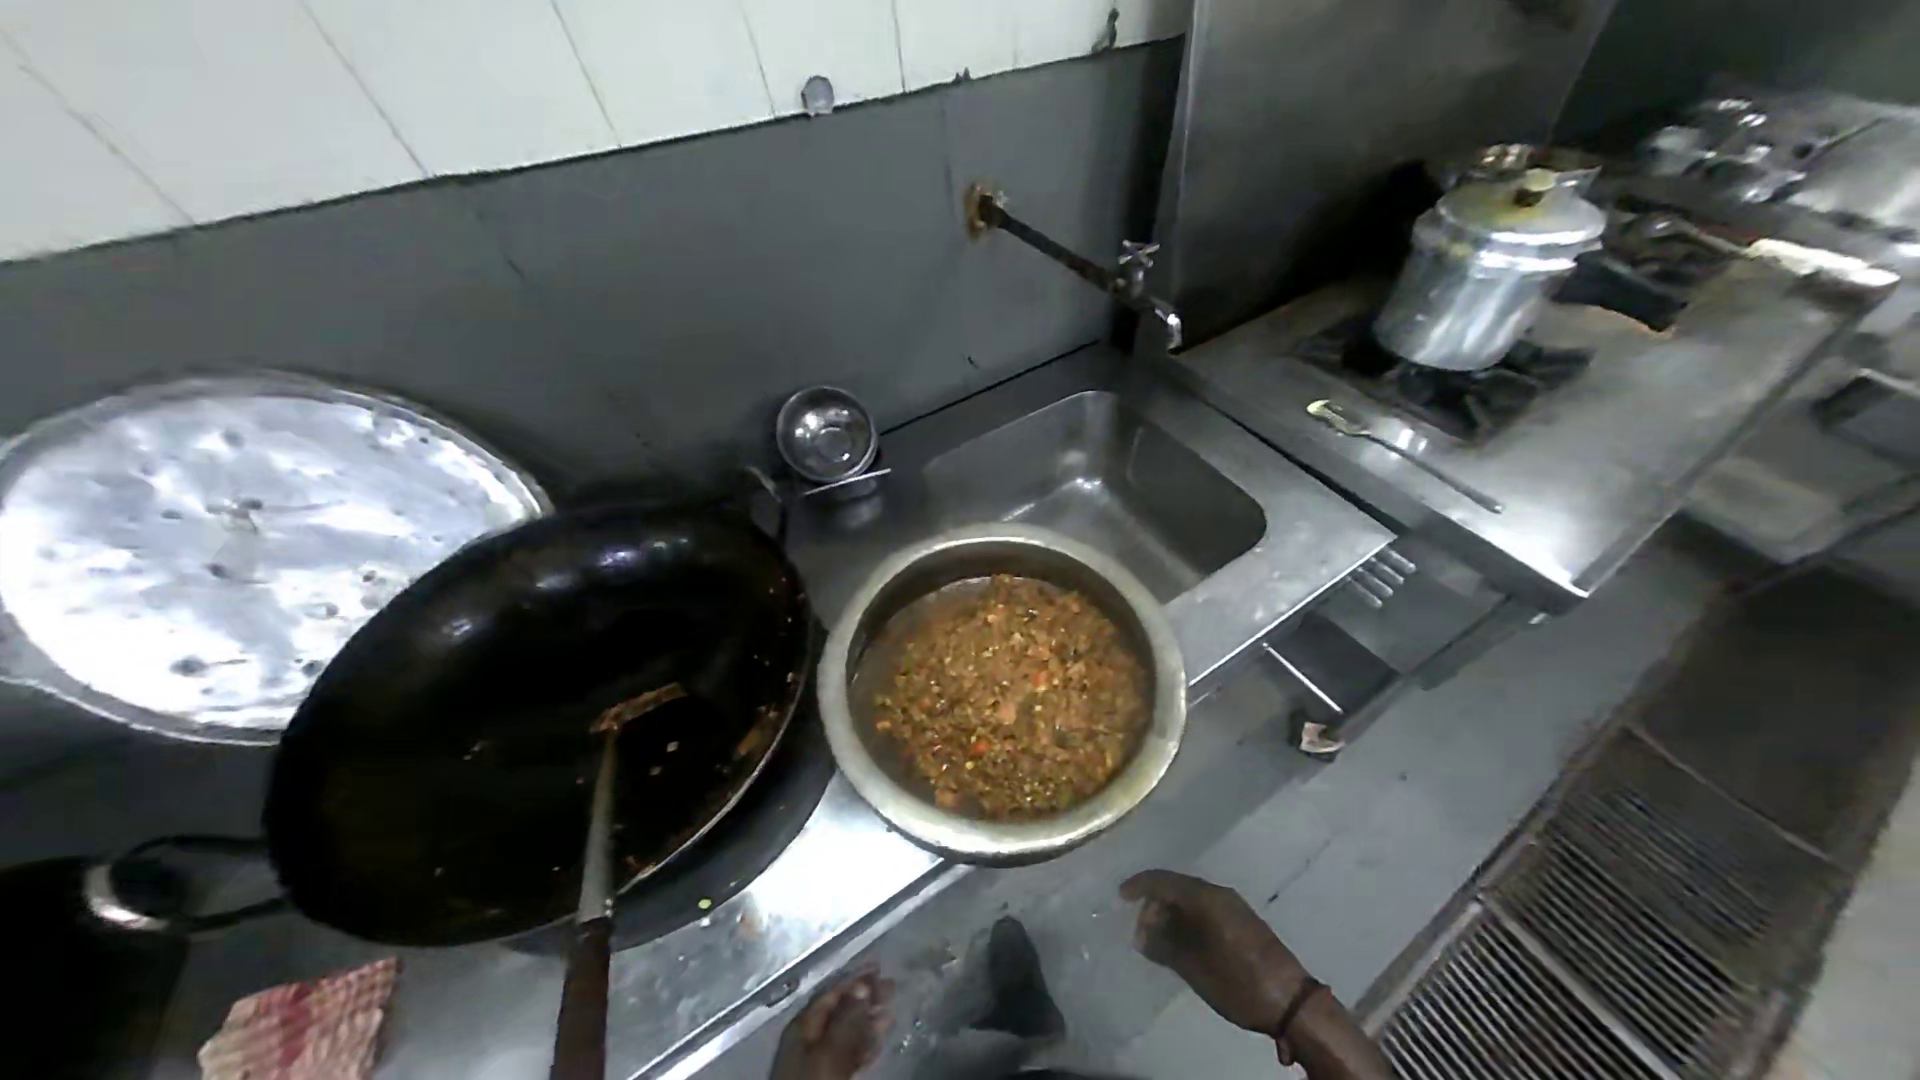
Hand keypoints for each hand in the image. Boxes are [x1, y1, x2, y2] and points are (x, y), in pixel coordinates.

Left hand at [770, 970, 894, 1079]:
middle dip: (866, 997)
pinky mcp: (825, 1079)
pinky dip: (863, 1045)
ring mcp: (815, 1060)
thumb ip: (847, 1017)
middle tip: (892, 988)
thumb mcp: (830, 1051)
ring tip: (891, 1013)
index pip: (832, 991)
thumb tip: (863, 983)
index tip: (881, 966)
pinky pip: (846, 1054)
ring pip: (845, 1032)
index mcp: (803, 1025)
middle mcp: (807, 1038)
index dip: (856, 977)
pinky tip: (877, 1044)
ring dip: (868, 1021)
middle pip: (840, 1009)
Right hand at [1120, 869, 1307, 1034]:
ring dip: (1171, 915)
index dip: (1139, 885)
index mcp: (1206, 897)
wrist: (1292, 1003)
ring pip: (1191, 900)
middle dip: (1154, 905)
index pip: (1164, 880)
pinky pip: (1204, 911)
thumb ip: (1164, 945)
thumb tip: (1141, 935)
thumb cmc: (1238, 981)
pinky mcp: (1242, 922)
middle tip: (1141, 932)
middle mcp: (1219, 894)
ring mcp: (1233, 907)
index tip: (1121, 896)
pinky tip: (1181, 943)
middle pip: (1177, 888)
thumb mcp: (1193, 966)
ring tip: (1158, 941)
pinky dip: (1187, 921)